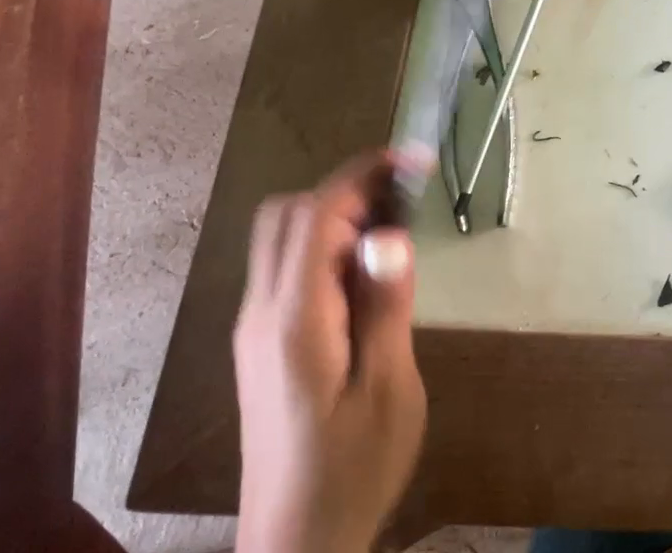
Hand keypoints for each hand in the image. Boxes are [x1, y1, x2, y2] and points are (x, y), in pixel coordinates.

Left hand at [233, 151, 429, 552]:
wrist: (296, 541)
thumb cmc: (353, 467)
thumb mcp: (389, 387)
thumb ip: (386, 306)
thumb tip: (390, 233)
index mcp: (296, 320)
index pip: (316, 216)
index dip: (364, 174)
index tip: (416, 158)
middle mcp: (262, 315)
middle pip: (287, 216)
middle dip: (346, 188)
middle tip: (408, 196)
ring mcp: (256, 331)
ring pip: (282, 241)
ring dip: (335, 216)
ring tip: (397, 231)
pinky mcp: (264, 347)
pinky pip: (288, 272)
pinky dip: (326, 248)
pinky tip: (369, 274)